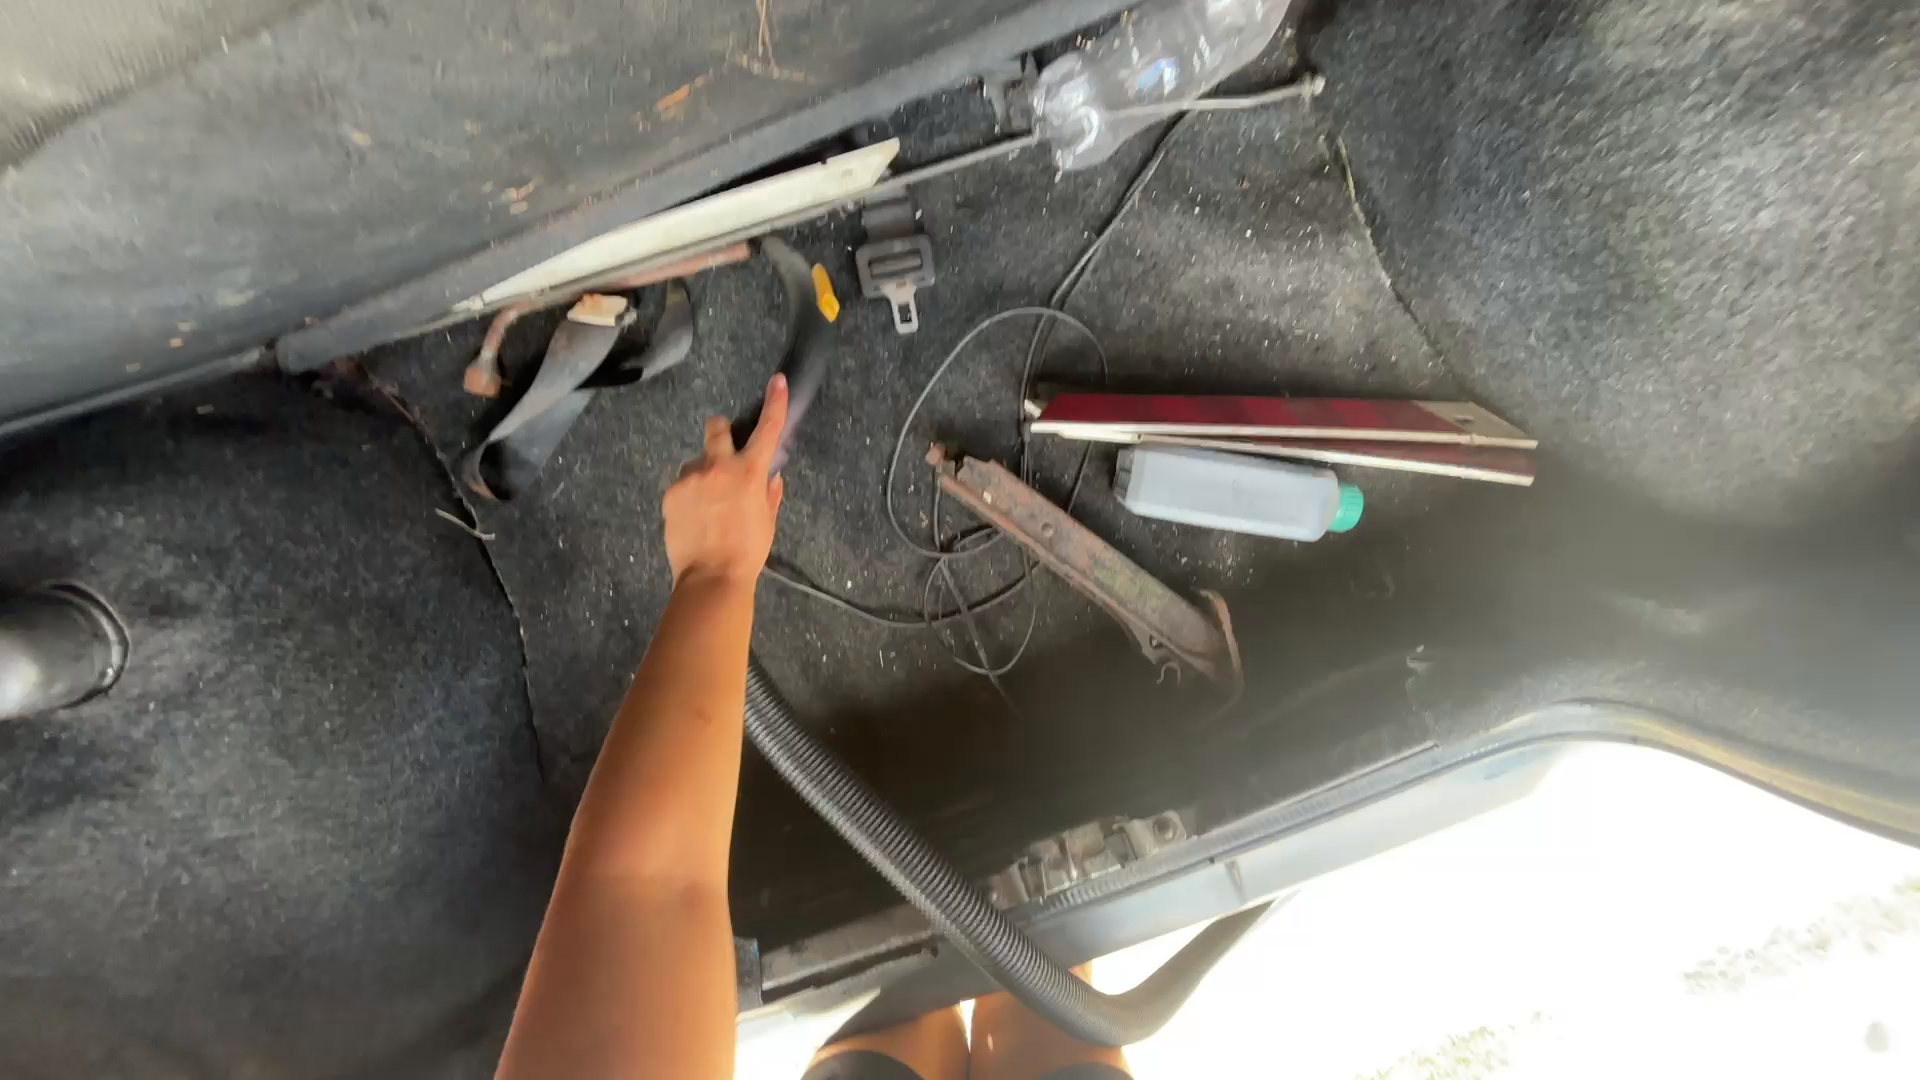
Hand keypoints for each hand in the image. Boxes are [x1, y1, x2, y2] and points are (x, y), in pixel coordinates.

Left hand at [662, 374, 787, 586]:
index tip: (778, 380)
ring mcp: (691, 478)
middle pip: (716, 428)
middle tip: (722, 452)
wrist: (711, 576)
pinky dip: (689, 495)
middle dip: (720, 431)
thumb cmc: (748, 550)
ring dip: (702, 473)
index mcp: (750, 472)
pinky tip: (694, 518)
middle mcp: (718, 466)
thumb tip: (770, 476)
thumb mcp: (767, 521)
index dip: (775, 403)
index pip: (767, 430)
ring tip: (706, 505)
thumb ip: (769, 493)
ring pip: (696, 462)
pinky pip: (682, 485)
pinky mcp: (671, 493)